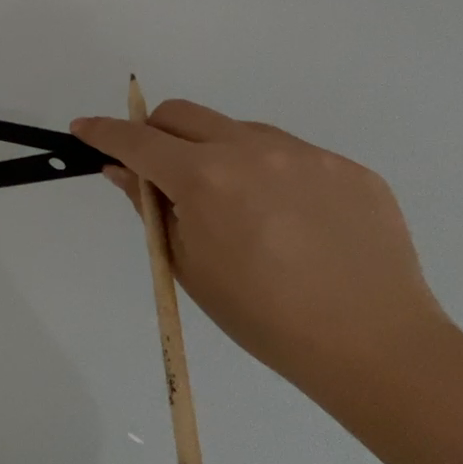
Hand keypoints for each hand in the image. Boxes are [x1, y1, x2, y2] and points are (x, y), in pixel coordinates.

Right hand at [72, 100, 449, 388]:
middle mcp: (253, 151)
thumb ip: (150, 206)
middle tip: (158, 171)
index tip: (83, 130)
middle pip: (182, 114)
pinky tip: (288, 218)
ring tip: (236, 204)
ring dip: (216, 150)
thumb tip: (125, 171)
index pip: (136, 140)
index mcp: (205, 177)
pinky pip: (291, 154)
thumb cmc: (263, 314)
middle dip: (156, 133)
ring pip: (237, 129)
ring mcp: (307, 156)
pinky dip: (270, 172)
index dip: (103, 133)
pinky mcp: (350, 170)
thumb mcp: (186, 262)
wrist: (379, 349)